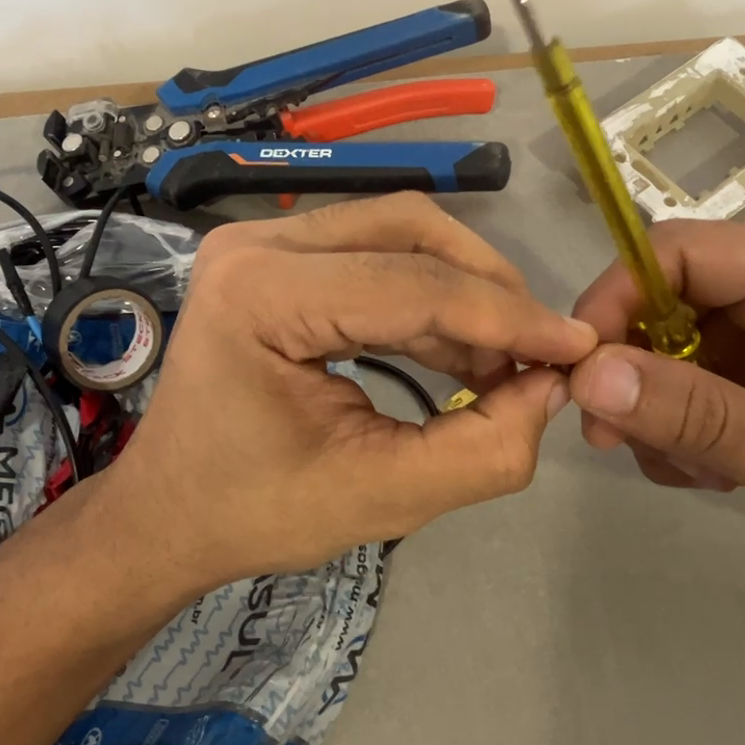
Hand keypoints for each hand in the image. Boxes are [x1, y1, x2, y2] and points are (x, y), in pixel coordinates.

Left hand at [104, 192, 595, 588]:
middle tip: (538, 350)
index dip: (508, 318)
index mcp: (262, 294)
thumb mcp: (380, 497)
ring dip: (460, 294)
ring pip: (395, 235)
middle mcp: (255, 244)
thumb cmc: (253, 513)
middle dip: (487, 290)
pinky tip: (458, 350)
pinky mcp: (271, 258)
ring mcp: (258, 242)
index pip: (413, 286)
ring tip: (505, 361)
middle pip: (409, 231)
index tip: (577, 349)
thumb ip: (482, 449)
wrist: (167, 513)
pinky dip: (423, 299)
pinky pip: (370, 256)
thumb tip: (552, 385)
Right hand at [567, 220, 744, 595]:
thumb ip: (704, 420)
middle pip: (664, 296)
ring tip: (696, 470)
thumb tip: (589, 375)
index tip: (578, 374)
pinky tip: (712, 470)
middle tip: (613, 441)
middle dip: (632, 369)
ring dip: (654, 408)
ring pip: (662, 343)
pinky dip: (674, 425)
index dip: (617, 299)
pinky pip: (682, 377)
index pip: (685, 252)